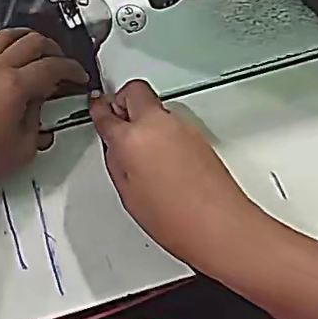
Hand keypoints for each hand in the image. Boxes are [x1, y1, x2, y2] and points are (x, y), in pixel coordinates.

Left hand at [0, 28, 88, 186]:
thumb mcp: (26, 144)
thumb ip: (38, 117)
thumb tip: (40, 103)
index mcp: (15, 85)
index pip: (53, 66)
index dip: (71, 69)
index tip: (77, 75)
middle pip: (32, 42)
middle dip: (53, 49)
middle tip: (61, 62)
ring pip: (4, 35)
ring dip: (24, 36)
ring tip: (35, 43)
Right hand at [89, 80, 264, 268]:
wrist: (221, 227)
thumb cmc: (178, 218)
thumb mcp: (127, 192)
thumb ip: (117, 160)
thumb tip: (116, 148)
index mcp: (132, 138)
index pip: (106, 113)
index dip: (98, 109)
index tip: (96, 106)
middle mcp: (158, 124)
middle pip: (134, 91)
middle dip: (122, 100)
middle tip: (117, 118)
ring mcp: (181, 128)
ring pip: (155, 106)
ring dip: (145, 118)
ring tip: (143, 150)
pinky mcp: (199, 136)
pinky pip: (172, 123)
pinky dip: (163, 132)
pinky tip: (162, 159)